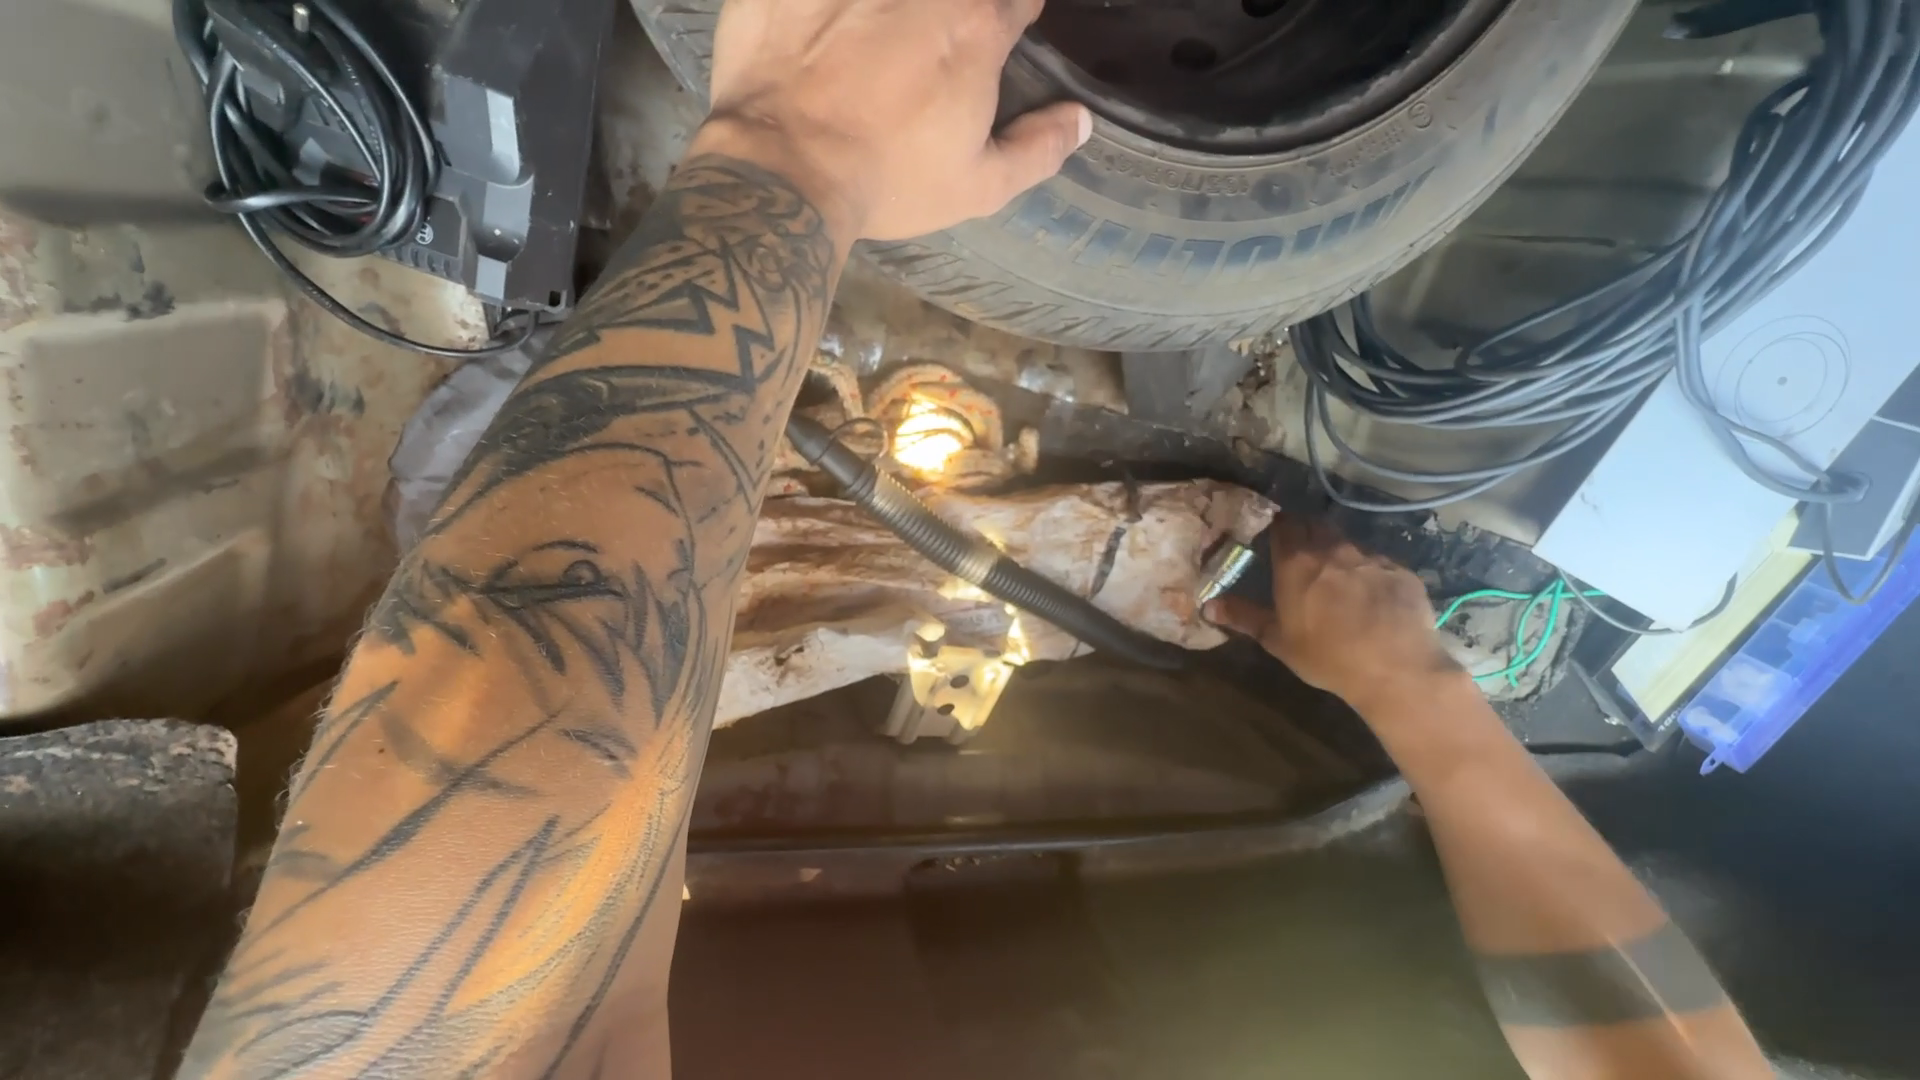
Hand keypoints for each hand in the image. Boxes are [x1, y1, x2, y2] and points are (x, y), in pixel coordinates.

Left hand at [690, 0, 1092, 241]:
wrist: (784, 171)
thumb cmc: (889, 183)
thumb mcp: (977, 188)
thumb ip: (1037, 151)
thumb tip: (1082, 121)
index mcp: (977, 27)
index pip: (1019, 1)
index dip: (1016, 16)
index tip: (1006, 33)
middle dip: (960, 15)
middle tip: (937, 52)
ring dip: (899, 13)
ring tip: (889, 41)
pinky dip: (836, 7)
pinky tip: (836, 29)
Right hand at [1206, 517, 1462, 709]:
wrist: (1396, 669)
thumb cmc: (1327, 656)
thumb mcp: (1278, 640)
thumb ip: (1243, 617)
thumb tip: (1208, 606)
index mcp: (1296, 562)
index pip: (1283, 524)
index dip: (1276, 525)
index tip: (1270, 533)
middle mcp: (1333, 549)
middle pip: (1314, 524)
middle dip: (1304, 531)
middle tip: (1297, 552)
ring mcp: (1370, 557)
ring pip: (1346, 542)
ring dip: (1335, 551)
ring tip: (1334, 575)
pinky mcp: (1400, 570)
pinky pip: (1376, 562)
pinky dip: (1366, 571)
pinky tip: (1368, 595)